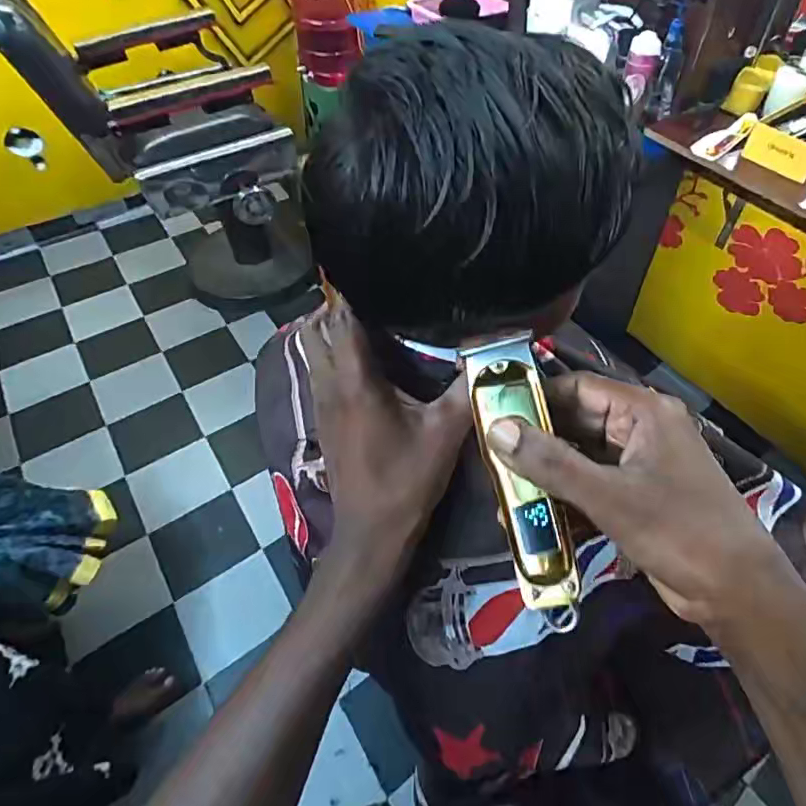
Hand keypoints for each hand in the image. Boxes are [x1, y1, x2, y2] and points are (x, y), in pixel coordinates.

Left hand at [299, 303, 471, 576]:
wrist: (371, 533)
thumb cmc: (406, 481)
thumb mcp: (445, 433)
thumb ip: (468, 388)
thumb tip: (494, 350)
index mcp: (355, 381)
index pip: (341, 320)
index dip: (352, 292)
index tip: (376, 272)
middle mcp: (329, 385)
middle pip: (314, 329)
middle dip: (336, 306)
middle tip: (374, 294)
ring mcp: (319, 402)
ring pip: (311, 349)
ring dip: (330, 329)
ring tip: (369, 317)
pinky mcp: (321, 417)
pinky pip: (317, 369)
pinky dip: (331, 352)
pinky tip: (364, 357)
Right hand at [485, 373, 782, 627]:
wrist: (738, 593)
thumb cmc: (679, 532)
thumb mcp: (609, 496)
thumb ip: (551, 463)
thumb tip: (497, 429)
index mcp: (643, 412)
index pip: (577, 388)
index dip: (535, 397)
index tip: (493, 412)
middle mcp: (640, 430)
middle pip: (576, 423)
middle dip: (536, 443)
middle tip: (492, 458)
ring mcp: (640, 464)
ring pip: (581, 458)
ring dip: (547, 476)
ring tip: (506, 493)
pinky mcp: (637, 496)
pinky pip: (592, 485)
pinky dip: (567, 499)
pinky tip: (535, 519)